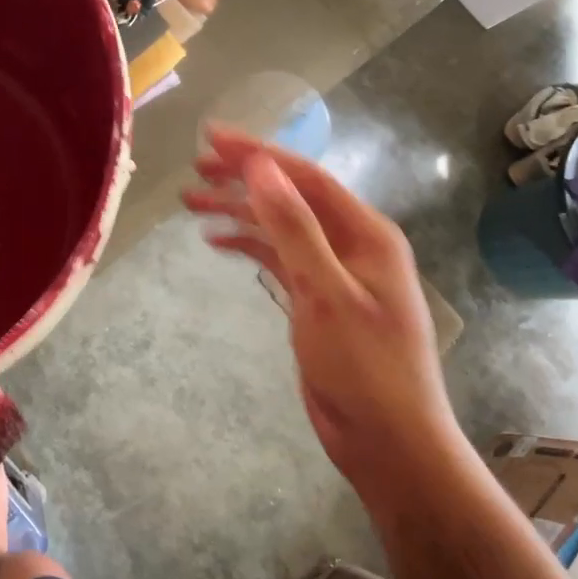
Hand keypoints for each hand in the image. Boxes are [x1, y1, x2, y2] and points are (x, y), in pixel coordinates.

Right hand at [183, 127, 459, 490]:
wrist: (387, 440)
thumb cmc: (364, 367)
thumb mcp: (325, 293)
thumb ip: (294, 228)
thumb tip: (261, 168)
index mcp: (367, 234)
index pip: (305, 177)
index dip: (257, 154)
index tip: (211, 138)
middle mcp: (351, 244)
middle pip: (290, 196)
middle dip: (242, 178)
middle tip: (194, 168)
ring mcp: (334, 272)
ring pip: (279, 225)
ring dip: (238, 210)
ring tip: (190, 202)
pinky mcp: (316, 298)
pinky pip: (278, 256)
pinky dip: (248, 244)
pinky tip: (217, 241)